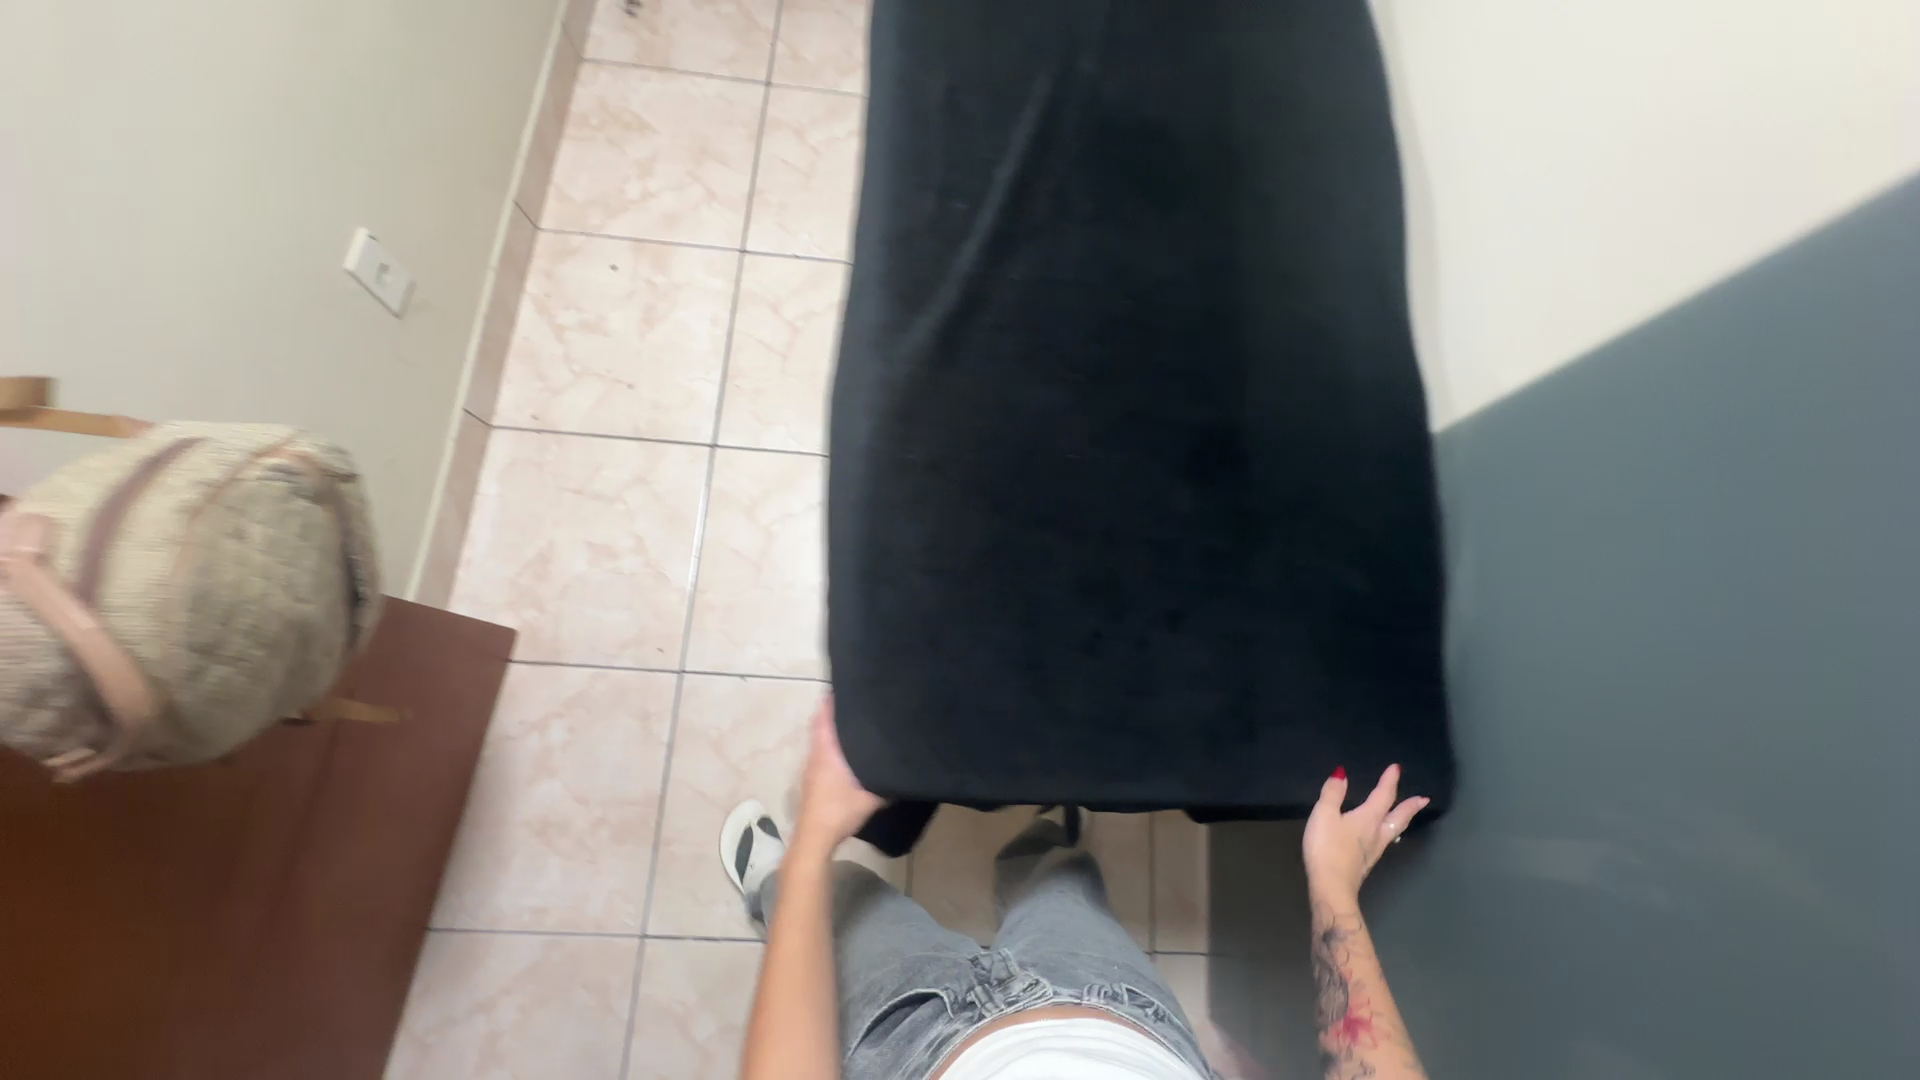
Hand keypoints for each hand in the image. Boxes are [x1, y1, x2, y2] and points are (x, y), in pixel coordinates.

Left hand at [793, 697, 883, 851]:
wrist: (814, 837)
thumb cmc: (840, 811)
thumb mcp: (871, 798)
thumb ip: (888, 786)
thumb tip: (905, 774)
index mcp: (827, 752)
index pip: (824, 718)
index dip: (830, 701)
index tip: (842, 688)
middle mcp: (815, 754)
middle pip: (821, 725)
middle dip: (833, 713)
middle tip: (854, 703)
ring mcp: (810, 768)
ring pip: (819, 740)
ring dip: (831, 730)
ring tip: (853, 723)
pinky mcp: (811, 780)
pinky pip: (820, 753)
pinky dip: (830, 746)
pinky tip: (845, 752)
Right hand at [1301, 764, 1428, 906]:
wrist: (1331, 885)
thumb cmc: (1327, 847)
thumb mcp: (1324, 814)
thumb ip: (1332, 793)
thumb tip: (1342, 773)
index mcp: (1368, 819)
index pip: (1383, 796)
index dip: (1389, 781)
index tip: (1397, 768)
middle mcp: (1376, 833)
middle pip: (1398, 817)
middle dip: (1410, 806)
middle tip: (1424, 799)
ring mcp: (1374, 850)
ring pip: (1394, 830)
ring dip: (1403, 819)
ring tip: (1408, 814)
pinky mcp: (1367, 861)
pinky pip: (1385, 840)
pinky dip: (1390, 831)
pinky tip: (1383, 834)